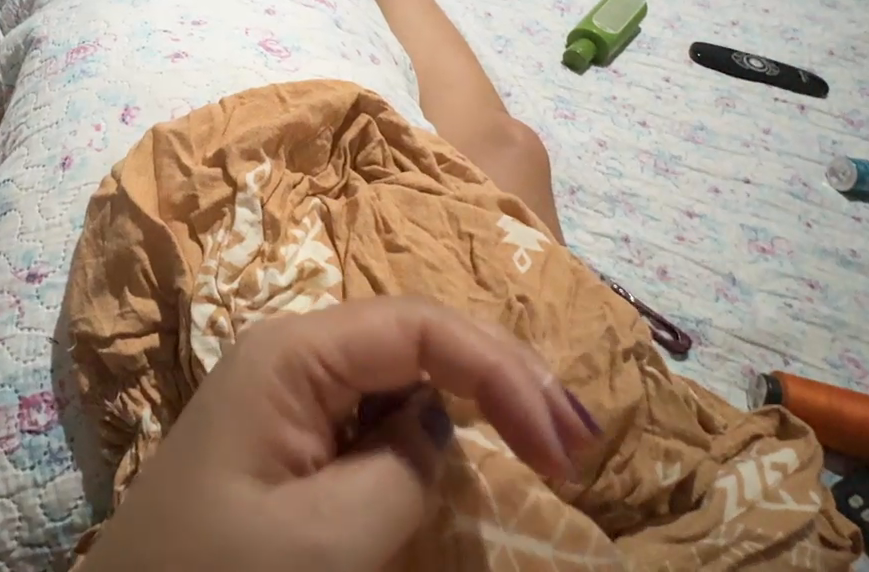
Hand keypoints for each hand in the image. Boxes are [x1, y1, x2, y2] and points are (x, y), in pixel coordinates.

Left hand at [82, 297, 599, 571]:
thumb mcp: (323, 542)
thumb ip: (403, 469)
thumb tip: (438, 422)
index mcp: (294, 352)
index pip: (419, 326)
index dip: (501, 372)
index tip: (566, 451)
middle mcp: (294, 350)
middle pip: (416, 334)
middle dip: (498, 374)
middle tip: (577, 440)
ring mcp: (291, 387)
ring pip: (402, 367)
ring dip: (474, 393)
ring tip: (542, 434)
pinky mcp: (291, 427)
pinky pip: (374, 408)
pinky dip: (432, 423)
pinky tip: (470, 440)